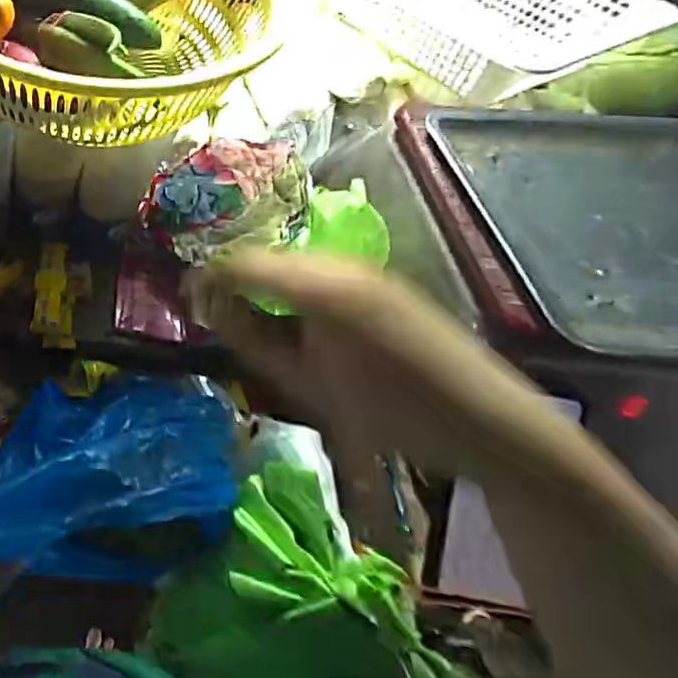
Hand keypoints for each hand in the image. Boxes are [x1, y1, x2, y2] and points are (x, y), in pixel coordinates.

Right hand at [187, 252, 557, 476]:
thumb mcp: (306, 384)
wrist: (492, 423)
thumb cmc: (395, 414)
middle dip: (228, 279)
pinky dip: (284, 285)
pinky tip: (287, 316)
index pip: (238, 262)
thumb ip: (250, 340)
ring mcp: (359, 264)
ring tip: (245, 317)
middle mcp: (337, 261)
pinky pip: (309, 268)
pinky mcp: (372, 275)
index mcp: (319, 287)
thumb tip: (209, 309)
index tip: (185, 301)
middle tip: (212, 313)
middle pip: (259, 255)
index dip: (204, 277)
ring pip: (283, 259)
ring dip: (256, 282)